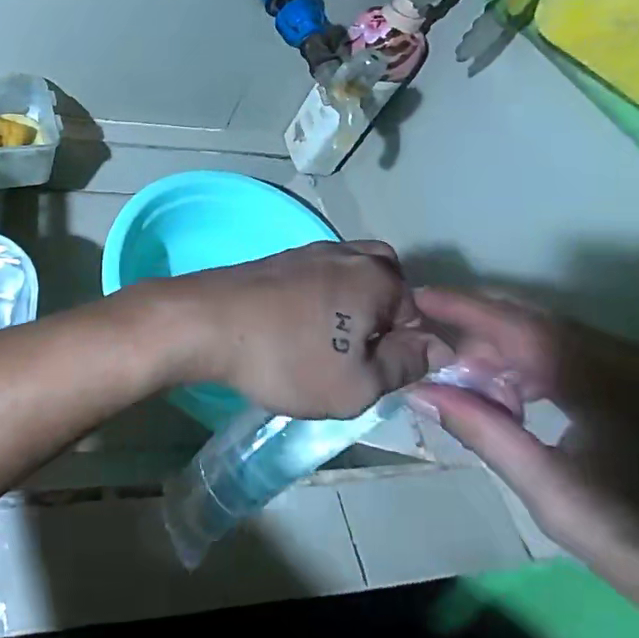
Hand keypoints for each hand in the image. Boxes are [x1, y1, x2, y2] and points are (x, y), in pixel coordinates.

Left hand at [135, 240, 444, 419]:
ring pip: (345, 277)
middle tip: (356, 355)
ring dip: (345, 308)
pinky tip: (292, 329)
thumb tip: (437, 347)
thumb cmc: (285, 358)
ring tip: (322, 346)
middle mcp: (343, 253)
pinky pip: (310, 279)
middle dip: (382, 316)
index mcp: (376, 276)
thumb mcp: (357, 385)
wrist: (201, 323)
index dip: (405, 350)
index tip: (376, 375)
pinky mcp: (270, 262)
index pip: (417, 313)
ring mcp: (302, 252)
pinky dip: (313, 302)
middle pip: (384, 281)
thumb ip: (405, 366)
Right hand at [406, 288, 638, 565]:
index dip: (460, 306)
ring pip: (568, 341)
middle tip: (441, 358)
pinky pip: (596, 360)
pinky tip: (539, 402)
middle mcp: (633, 361)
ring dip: (517, 353)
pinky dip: (551, 367)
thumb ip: (484, 432)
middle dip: (484, 331)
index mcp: (600, 375)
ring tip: (484, 390)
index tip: (415, 295)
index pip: (513, 322)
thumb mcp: (553, 494)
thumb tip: (421, 389)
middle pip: (540, 322)